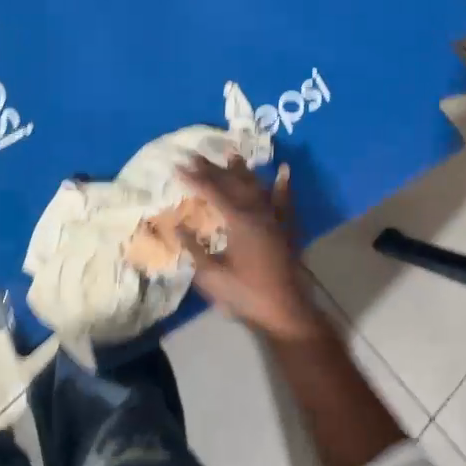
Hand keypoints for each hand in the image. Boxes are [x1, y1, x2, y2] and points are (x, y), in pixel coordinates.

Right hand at [177, 157, 325, 341]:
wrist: (285, 311)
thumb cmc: (245, 294)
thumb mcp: (211, 276)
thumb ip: (193, 249)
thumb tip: (178, 226)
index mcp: (238, 220)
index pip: (212, 192)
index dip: (195, 178)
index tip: (178, 165)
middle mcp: (258, 212)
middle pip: (233, 183)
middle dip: (213, 169)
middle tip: (197, 155)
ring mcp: (276, 218)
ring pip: (257, 186)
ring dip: (243, 170)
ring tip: (231, 154)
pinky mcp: (287, 228)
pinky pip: (285, 200)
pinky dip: (283, 185)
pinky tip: (284, 171)